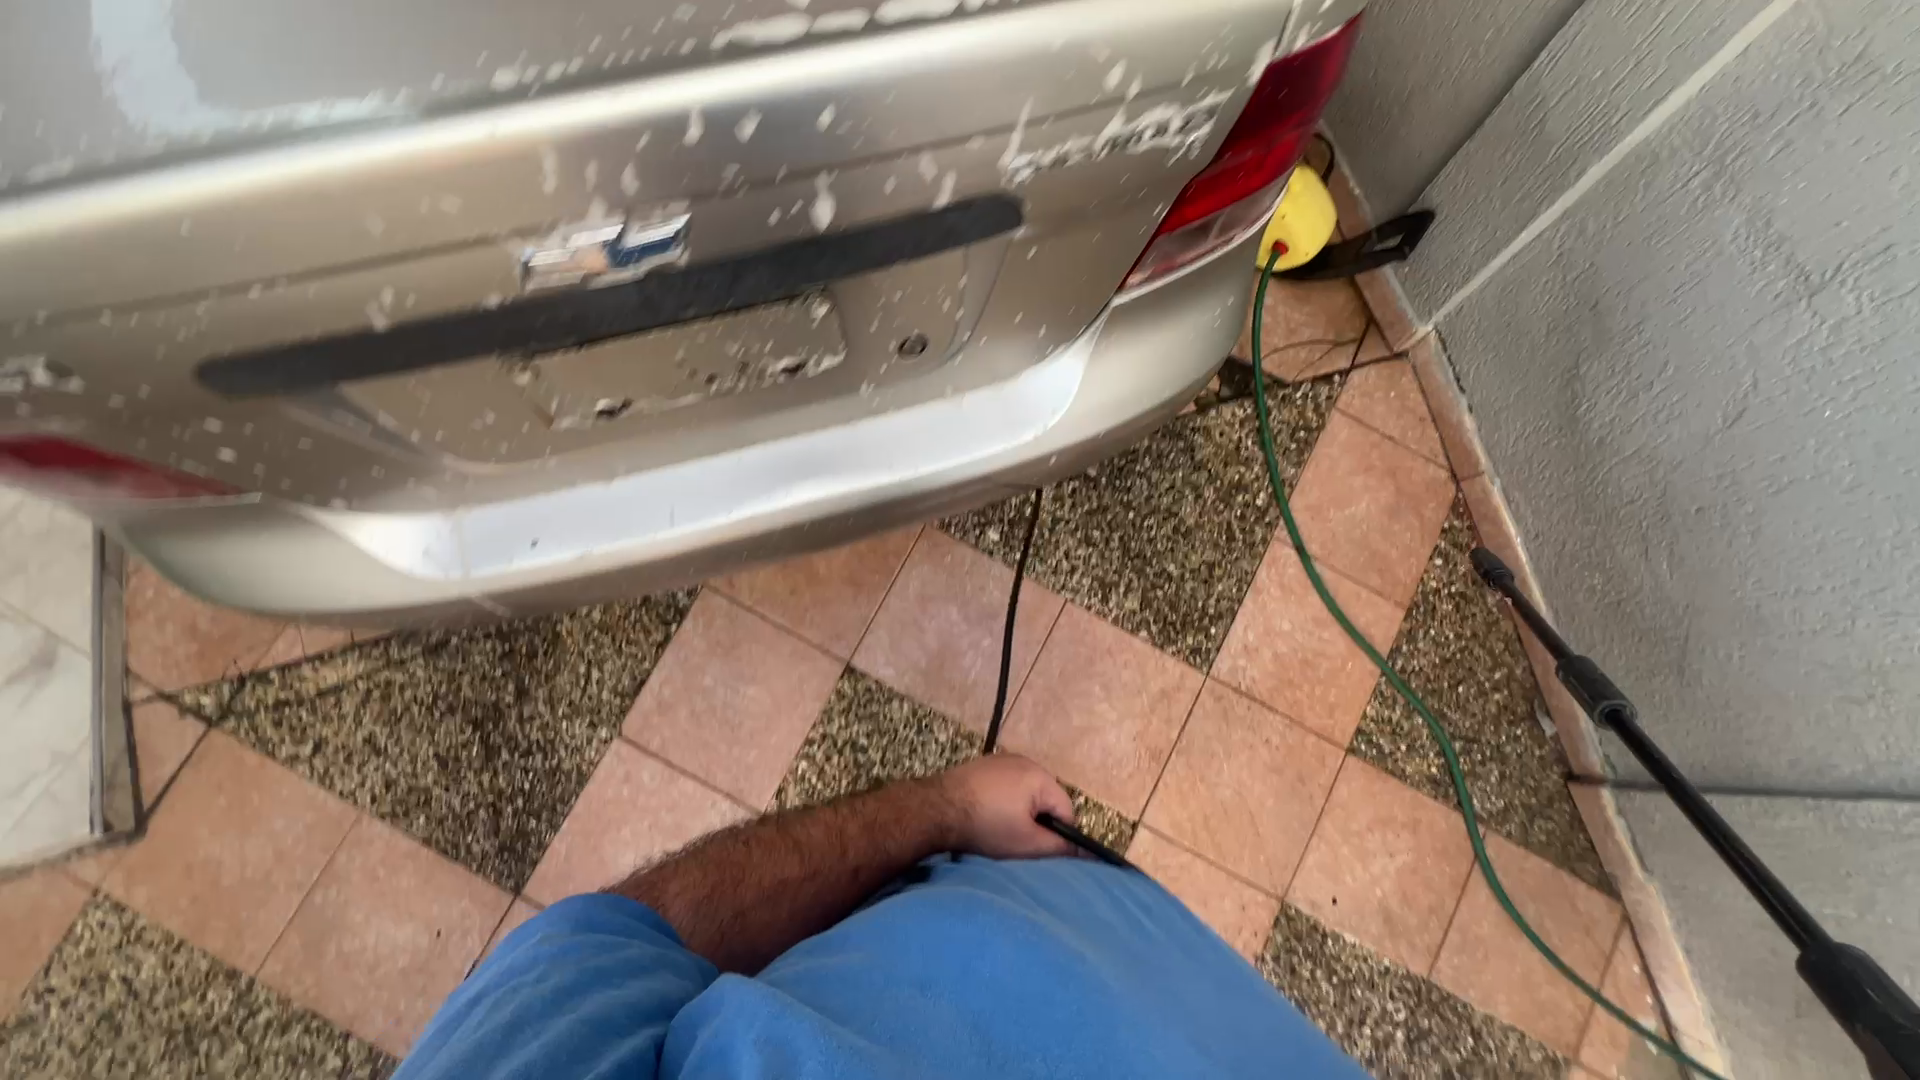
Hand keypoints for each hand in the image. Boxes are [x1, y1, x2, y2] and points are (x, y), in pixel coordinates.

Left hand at [930, 754, 1076, 858]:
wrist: (937, 808)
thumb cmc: (987, 826)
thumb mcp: (1027, 843)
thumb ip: (1060, 847)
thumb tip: (1087, 853)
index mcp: (1041, 777)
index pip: (1066, 811)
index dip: (1057, 834)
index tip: (1037, 848)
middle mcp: (1025, 761)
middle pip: (1045, 799)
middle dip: (1036, 820)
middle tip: (1015, 839)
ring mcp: (1002, 759)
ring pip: (1024, 793)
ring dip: (1018, 811)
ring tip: (997, 827)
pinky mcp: (984, 764)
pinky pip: (1005, 785)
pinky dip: (1001, 800)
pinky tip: (985, 814)